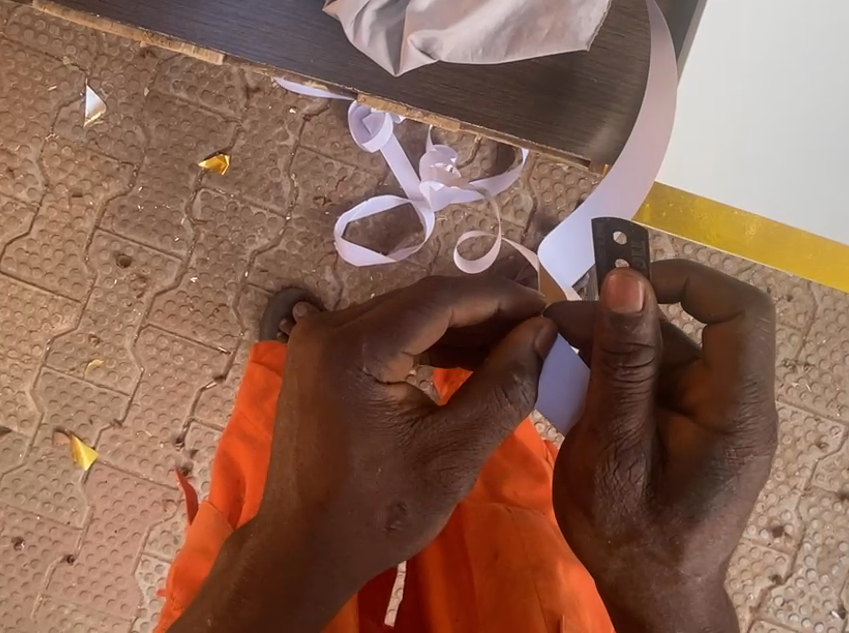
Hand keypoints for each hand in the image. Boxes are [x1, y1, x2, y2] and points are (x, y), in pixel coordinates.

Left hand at [171, 274, 555, 632]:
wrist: (304, 550)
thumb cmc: (378, 512)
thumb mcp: (453, 454)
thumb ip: (503, 387)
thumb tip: (543, 333)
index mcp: (354, 346)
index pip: (439, 298)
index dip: (497, 298)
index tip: (544, 308)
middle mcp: (330, 326)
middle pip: (422, 301)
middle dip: (482, 312)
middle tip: (536, 328)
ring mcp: (322, 337)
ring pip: (407, 313)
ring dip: (459, 327)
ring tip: (514, 342)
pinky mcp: (324, 353)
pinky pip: (388, 332)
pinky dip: (429, 342)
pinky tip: (471, 355)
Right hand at [547, 260, 778, 632]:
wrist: (648, 597)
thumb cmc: (632, 536)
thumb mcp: (614, 448)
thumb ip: (622, 363)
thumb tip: (626, 278)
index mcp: (735, 409)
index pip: (741, 312)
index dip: (689, 281)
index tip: (624, 289)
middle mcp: (731, 399)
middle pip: (686, 324)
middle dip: (620, 317)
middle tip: (557, 327)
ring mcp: (707, 408)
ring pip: (659, 343)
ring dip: (605, 340)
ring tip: (554, 354)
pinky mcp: (683, 417)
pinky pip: (648, 370)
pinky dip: (608, 365)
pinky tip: (571, 379)